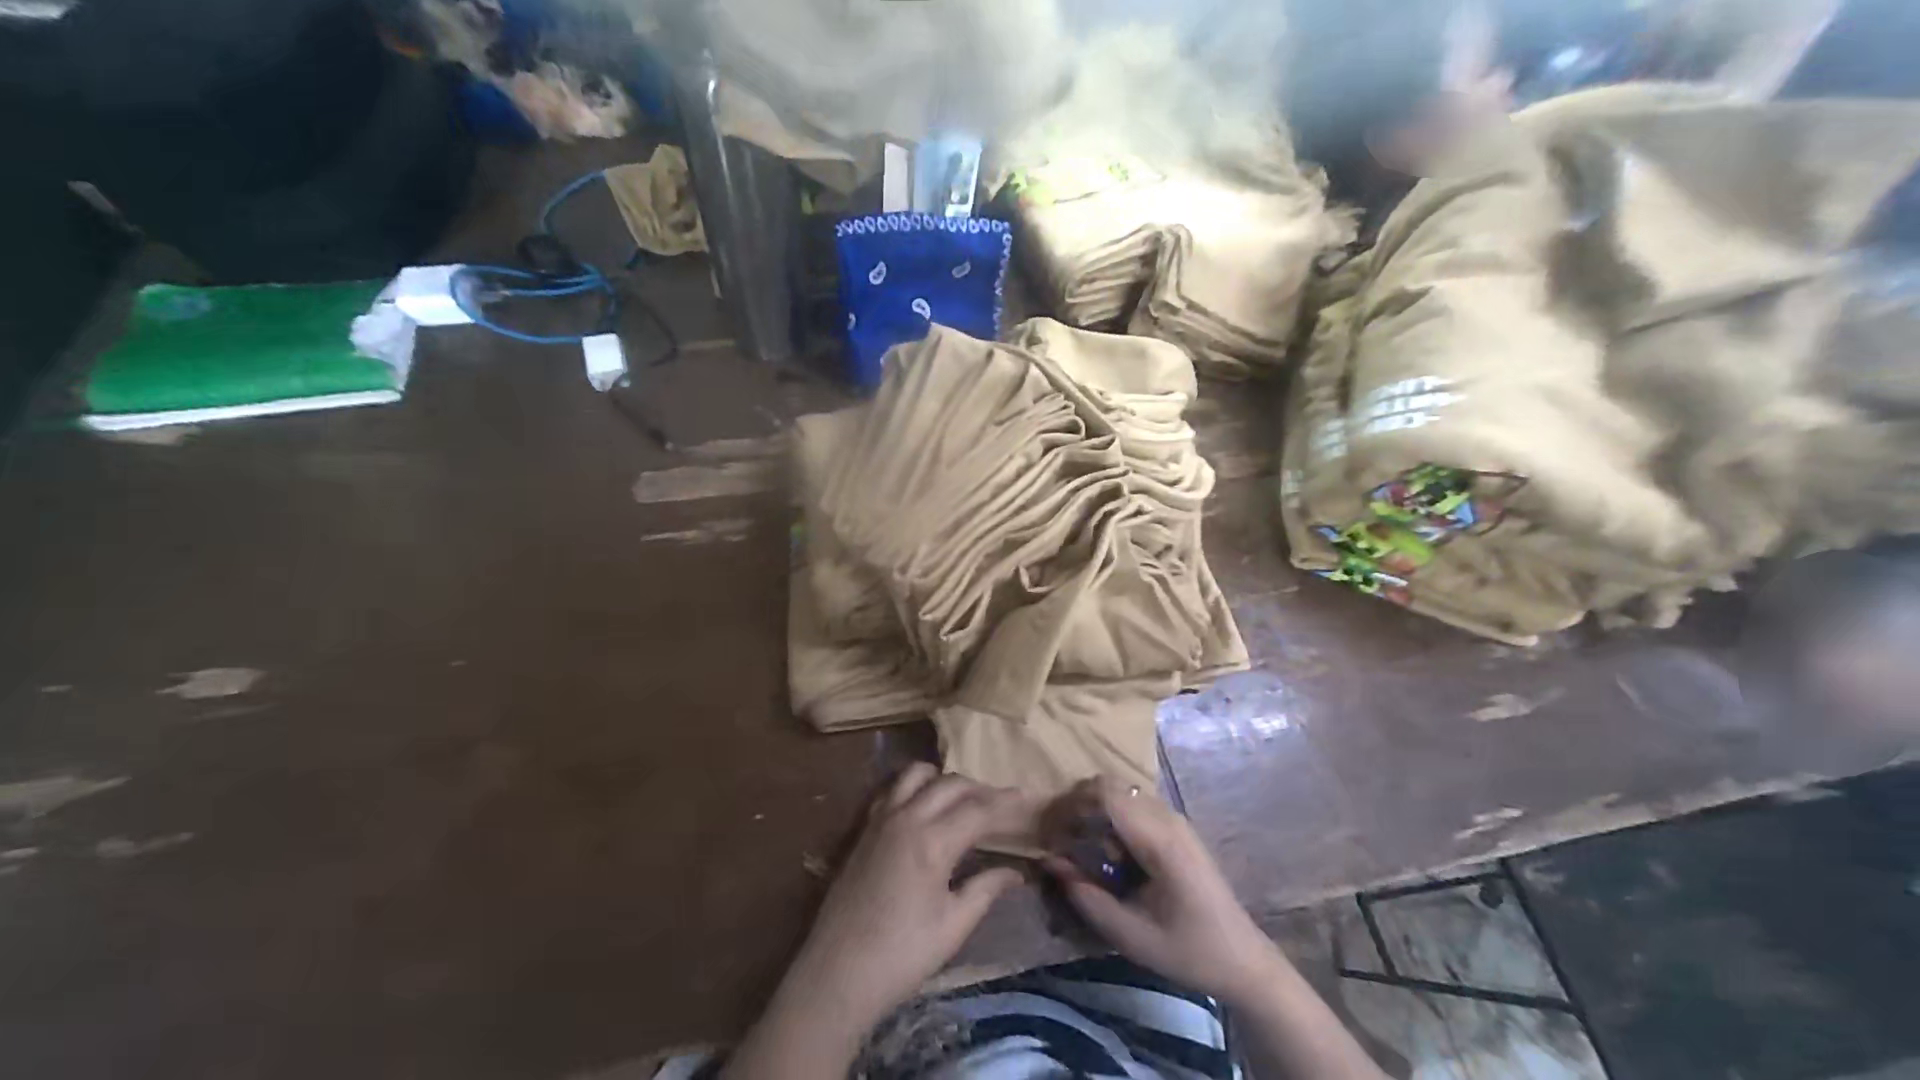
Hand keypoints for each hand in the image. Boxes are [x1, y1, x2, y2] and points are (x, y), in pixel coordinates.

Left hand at [784, 764, 1028, 1025]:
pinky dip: (916, 786)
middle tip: (1002, 806)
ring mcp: (881, 819)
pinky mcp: (864, 828)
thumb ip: (986, 889)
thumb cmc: (901, 955)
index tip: (1029, 798)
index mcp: (932, 841)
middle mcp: (906, 818)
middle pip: (951, 784)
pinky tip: (926, 806)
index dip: (1007, 802)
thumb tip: (1016, 872)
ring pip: (918, 775)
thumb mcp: (953, 926)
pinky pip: (894, 789)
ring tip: (964, 800)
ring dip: (946, 780)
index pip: (979, 809)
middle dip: (981, 789)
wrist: (837, 973)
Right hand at [1043, 776, 1288, 1006]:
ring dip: (1096, 813)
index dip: (1072, 803)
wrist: (1243, 960)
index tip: (1052, 832)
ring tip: (1083, 851)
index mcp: (1160, 839)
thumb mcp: (1129, 934)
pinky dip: (1113, 820)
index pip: (1106, 792)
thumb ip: (1085, 896)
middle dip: (1080, 806)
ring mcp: (1176, 820)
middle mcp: (1168, 818)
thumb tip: (1050, 860)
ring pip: (1122, 795)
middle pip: (1111, 787)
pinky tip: (1110, 856)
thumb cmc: (1187, 951)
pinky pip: (1136, 807)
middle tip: (1062, 841)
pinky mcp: (1178, 829)